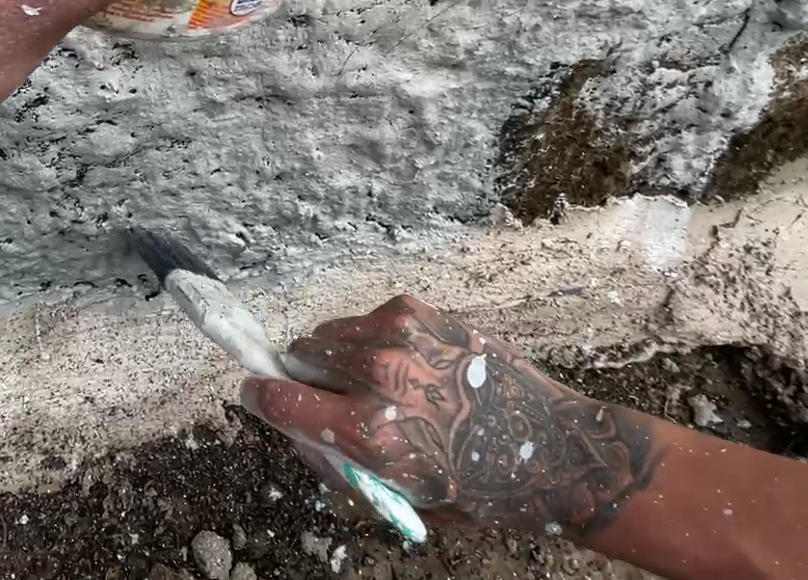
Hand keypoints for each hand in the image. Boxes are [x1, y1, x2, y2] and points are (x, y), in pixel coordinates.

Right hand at [241, 296, 659, 536]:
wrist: (553, 449)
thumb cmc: (476, 485)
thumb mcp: (400, 497)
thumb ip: (335, 462)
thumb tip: (286, 424)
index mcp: (368, 432)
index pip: (276, 396)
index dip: (258, 394)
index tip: (254, 390)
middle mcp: (376, 376)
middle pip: (297, 356)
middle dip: (306, 376)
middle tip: (334, 395)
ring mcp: (394, 335)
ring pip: (326, 333)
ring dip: (335, 355)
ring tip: (374, 379)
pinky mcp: (410, 310)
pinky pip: (361, 319)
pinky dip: (368, 338)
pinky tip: (404, 362)